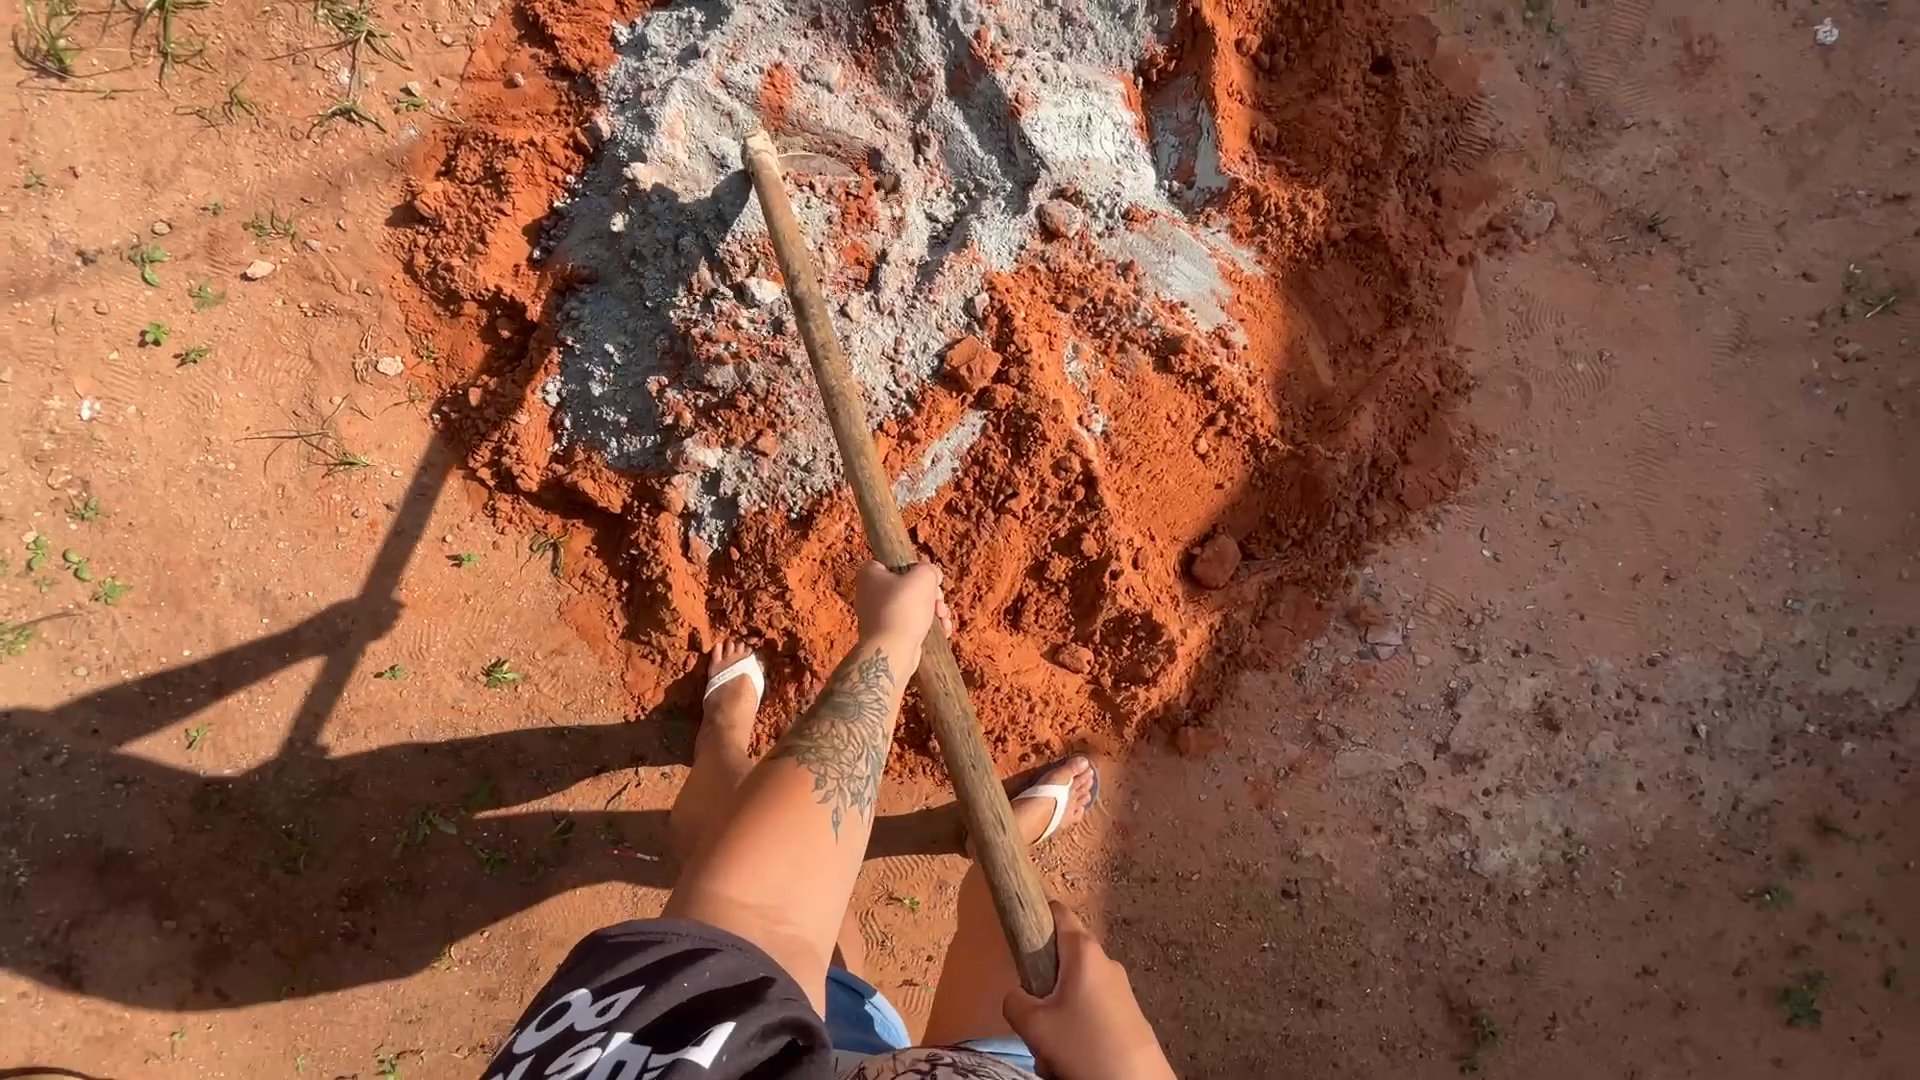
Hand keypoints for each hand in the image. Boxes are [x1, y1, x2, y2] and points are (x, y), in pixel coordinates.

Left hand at [852, 561, 950, 664]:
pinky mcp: (889, 635)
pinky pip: (912, 625)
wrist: (892, 651)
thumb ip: (930, 569)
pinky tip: (943, 630)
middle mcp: (870, 594)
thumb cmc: (903, 609)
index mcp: (870, 574)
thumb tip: (933, 575)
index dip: (914, 568)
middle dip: (931, 594)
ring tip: (943, 617)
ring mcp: (878, 617)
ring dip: (934, 610)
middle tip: (938, 600)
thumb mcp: (924, 576)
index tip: (927, 578)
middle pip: (908, 586)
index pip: (894, 562)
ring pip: (913, 607)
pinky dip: (928, 626)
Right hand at [1003, 902, 1174, 1079]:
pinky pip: (1092, 1012)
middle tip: (1035, 1016)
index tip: (1019, 937)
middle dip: (1043, 989)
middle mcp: (1104, 961)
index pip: (1057, 912)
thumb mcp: (1035, 1026)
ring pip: (1075, 993)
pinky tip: (1074, 1061)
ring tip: (1054, 1052)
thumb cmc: (1085, 1045)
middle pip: (1062, 961)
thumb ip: (1014, 1002)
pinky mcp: (1129, 1015)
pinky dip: (1078, 1031)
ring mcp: (1120, 989)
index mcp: (1083, 951)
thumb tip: (1017, 996)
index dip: (1035, 916)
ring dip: (1059, 1018)